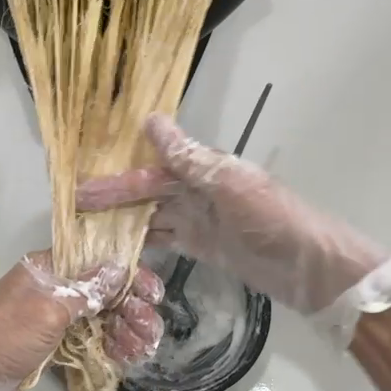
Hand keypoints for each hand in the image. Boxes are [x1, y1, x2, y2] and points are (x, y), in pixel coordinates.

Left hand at [0, 252, 163, 390]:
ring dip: (122, 332)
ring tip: (143, 351)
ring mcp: (46, 321)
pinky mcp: (45, 348)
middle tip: (152, 333)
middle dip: (130, 310)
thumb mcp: (48, 308)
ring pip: (95, 320)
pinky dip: (104, 348)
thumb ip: (86, 288)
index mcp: (45, 268)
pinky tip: (124, 359)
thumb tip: (117, 265)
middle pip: (100, 293)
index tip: (153, 294)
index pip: (95, 262)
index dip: (127, 275)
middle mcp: (47, 290)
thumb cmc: (3, 337)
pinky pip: (83, 342)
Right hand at [76, 115, 390, 323]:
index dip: (119, 175)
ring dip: (124, 219)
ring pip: (153, 216)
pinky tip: (118, 248)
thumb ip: (189, 158)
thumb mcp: (230, 185)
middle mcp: (199, 192)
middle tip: (75, 205)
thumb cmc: (275, 221)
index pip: (153, 169)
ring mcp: (201, 221)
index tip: (85, 180)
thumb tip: (151, 120)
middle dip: (113, 197)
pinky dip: (143, 242)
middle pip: (148, 192)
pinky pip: (166, 240)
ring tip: (88, 228)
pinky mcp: (204, 248)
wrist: (316, 269)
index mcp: (206, 170)